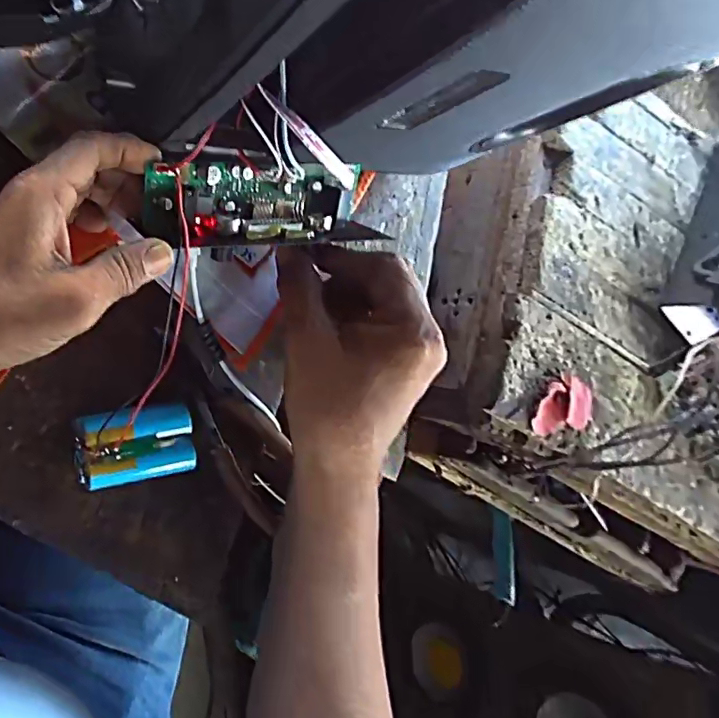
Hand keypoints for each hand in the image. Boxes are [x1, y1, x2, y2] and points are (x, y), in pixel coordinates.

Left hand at [0, 132, 175, 416]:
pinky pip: (67, 210)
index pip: (93, 148)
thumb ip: (124, 269)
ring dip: (114, 198)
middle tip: (162, 200)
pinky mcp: (22, 234)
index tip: (164, 167)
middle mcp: (31, 194)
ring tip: (144, 220)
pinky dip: (95, 216)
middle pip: (88, 164)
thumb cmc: (3, 318)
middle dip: (129, 177)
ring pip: (79, 187)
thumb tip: (161, 252)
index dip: (133, 151)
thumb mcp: (77, 298)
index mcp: (40, 194)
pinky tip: (112, 238)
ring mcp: (24, 213)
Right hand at [277, 246, 445, 482]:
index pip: (385, 267)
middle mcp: (428, 337)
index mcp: (415, 330)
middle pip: (387, 282)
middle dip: (344, 276)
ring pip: (382, 301)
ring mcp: (419, 353)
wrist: (336, 466)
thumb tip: (290, 251)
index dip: (343, 256)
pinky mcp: (405, 364)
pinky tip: (325, 327)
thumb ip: (300, 287)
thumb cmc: (326, 406)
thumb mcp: (307, 338)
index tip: (308, 256)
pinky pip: (381, 323)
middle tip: (307, 279)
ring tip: (312, 307)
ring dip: (346, 295)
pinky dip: (353, 316)